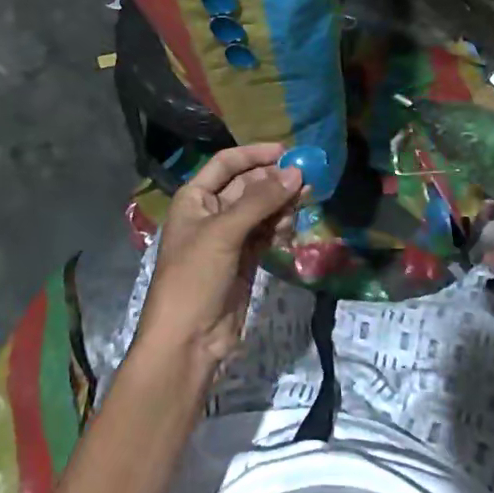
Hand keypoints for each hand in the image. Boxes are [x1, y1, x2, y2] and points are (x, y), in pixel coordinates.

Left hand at [133, 143, 303, 374]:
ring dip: (281, 203)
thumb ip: (260, 200)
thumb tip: (296, 173)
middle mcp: (210, 213)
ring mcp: (228, 238)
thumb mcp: (224, 232)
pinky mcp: (244, 260)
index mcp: (194, 198)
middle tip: (306, 177)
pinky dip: (279, 226)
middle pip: (246, 186)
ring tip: (306, 198)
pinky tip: (293, 224)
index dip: (253, 154)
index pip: (226, 164)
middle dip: (274, 180)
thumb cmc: (194, 277)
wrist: (187, 341)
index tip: (286, 151)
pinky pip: (265, 233)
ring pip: (260, 210)